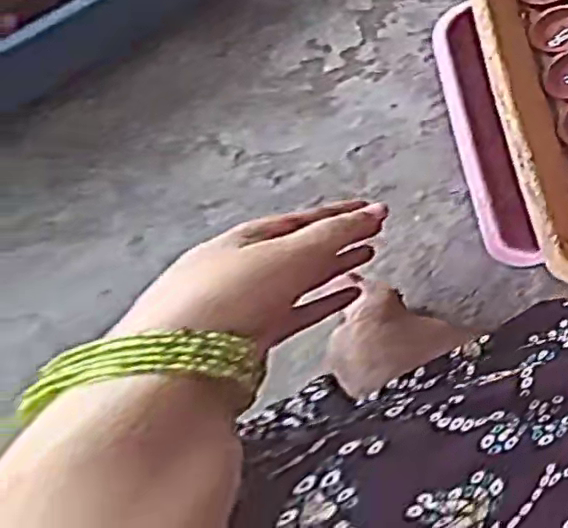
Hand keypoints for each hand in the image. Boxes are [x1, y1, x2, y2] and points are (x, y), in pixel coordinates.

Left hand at [110, 200, 385, 349]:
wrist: (177, 370)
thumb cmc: (233, 295)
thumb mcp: (297, 251)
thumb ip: (341, 229)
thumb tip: (377, 211)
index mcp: (232, 244)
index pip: (295, 221)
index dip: (337, 213)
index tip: (371, 210)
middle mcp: (229, 274)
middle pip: (294, 250)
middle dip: (337, 240)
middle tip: (373, 233)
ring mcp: (233, 309)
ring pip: (295, 280)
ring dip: (333, 268)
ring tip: (367, 257)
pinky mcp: (242, 340)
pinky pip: (291, 312)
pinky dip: (322, 300)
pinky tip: (348, 294)